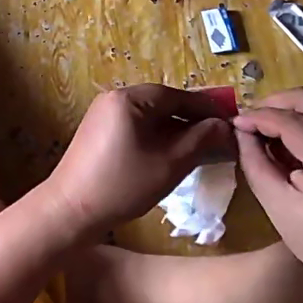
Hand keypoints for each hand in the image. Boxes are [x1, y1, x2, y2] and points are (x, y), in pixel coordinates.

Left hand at [41, 85, 235, 237]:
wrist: (72, 208)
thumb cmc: (123, 184)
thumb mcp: (170, 164)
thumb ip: (200, 140)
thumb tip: (224, 126)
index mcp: (127, 99)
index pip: (174, 94)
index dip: (204, 107)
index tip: (230, 118)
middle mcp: (112, 98)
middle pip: (160, 101)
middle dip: (190, 117)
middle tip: (219, 134)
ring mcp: (102, 113)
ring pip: (148, 114)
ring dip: (174, 127)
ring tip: (202, 145)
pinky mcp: (98, 130)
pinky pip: (135, 124)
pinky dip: (156, 134)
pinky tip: (173, 152)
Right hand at [233, 88, 302, 302]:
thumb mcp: (276, 203)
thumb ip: (255, 161)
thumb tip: (241, 131)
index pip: (290, 120)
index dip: (256, 117)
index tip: (232, 123)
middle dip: (272, 104)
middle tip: (248, 121)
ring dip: (286, 111)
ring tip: (261, 132)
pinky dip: (300, 123)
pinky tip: (282, 144)